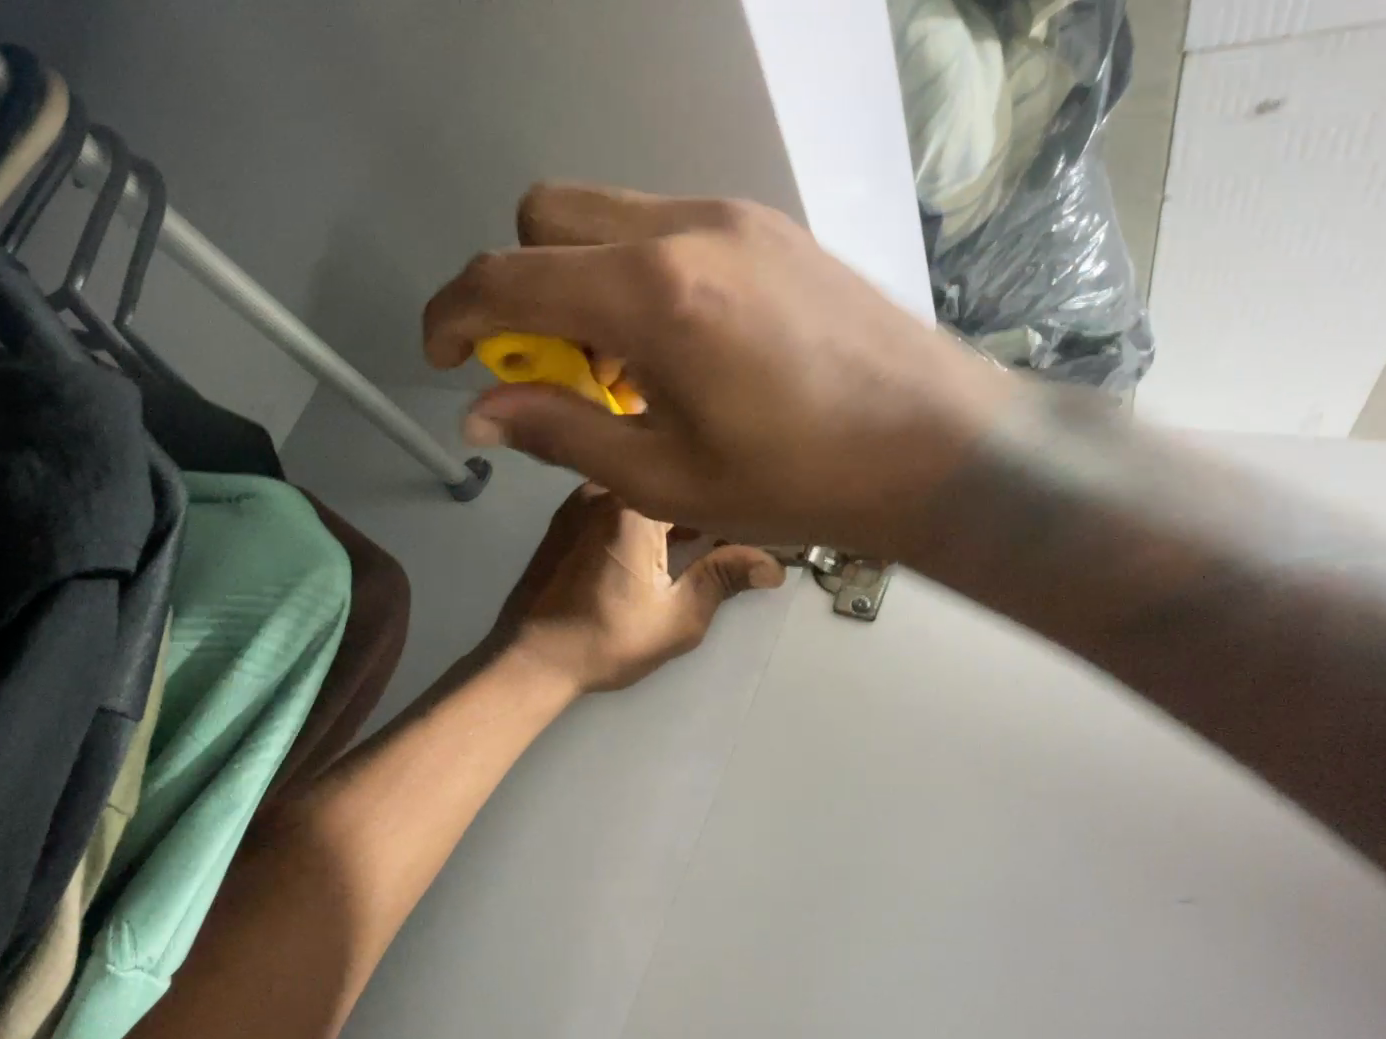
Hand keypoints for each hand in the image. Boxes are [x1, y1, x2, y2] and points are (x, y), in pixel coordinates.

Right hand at [422, 183, 1016, 556]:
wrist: (943, 446)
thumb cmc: (798, 481)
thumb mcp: (660, 478)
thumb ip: (557, 432)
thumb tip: (478, 413)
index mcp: (653, 296)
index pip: (507, 277)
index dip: (453, 315)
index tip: (442, 358)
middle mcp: (684, 229)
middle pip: (544, 213)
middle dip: (517, 285)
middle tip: (550, 365)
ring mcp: (730, 215)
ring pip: (601, 211)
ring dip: (573, 277)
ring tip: (618, 362)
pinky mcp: (763, 223)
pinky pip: (657, 223)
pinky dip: (627, 270)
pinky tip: (671, 340)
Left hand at [487, 485, 783, 693]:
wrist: (530, 658)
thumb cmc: (606, 639)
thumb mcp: (677, 617)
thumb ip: (724, 578)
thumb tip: (773, 563)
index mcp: (633, 503)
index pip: (697, 484)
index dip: (732, 503)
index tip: (760, 524)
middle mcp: (603, 487)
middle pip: (668, 482)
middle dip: (703, 505)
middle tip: (736, 537)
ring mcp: (578, 500)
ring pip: (642, 491)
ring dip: (672, 510)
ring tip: (704, 541)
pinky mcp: (564, 517)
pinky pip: (616, 503)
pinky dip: (642, 515)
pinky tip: (659, 545)